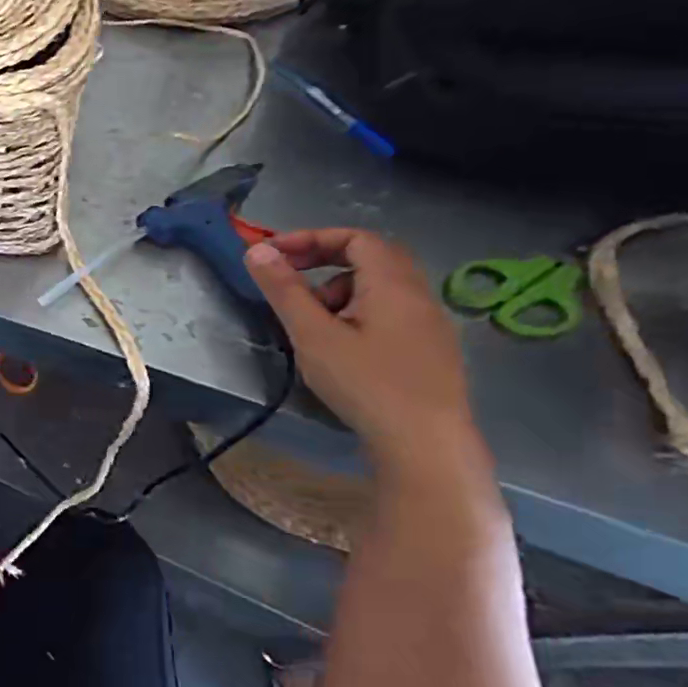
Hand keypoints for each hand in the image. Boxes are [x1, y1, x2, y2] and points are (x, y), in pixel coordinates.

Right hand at [243, 229, 482, 473]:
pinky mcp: (430, 351)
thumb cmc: (366, 384)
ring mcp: (430, 325)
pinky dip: (357, 309)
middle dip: (324, 259)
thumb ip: (284, 289)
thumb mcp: (312, 334)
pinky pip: (390, 310)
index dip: (312, 238)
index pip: (356, 238)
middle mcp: (419, 296)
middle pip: (372, 256)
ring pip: (381, 285)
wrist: (426, 448)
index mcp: (394, 285)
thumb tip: (257, 249)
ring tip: (310, 317)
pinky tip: (339, 343)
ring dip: (338, 286)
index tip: (275, 254)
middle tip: (288, 276)